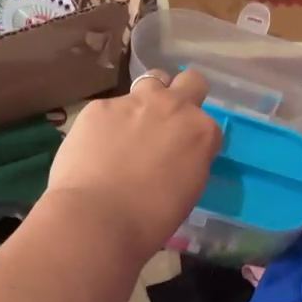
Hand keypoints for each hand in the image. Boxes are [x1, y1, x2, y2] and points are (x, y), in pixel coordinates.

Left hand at [44, 69, 222, 256]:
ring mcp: (134, 102)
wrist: (97, 218)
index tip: (183, 155)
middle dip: (182, 96)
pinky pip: (108, 109)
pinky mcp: (99, 107)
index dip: (195, 140)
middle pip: (189, 81)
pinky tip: (94, 150)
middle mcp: (173, 107)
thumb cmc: (149, 220)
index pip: (208, 125)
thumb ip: (187, 164)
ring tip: (128, 131)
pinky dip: (106, 125)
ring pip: (148, 84)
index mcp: (200, 132)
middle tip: (166, 123)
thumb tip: (175, 159)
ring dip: (145, 101)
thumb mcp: (186, 194)